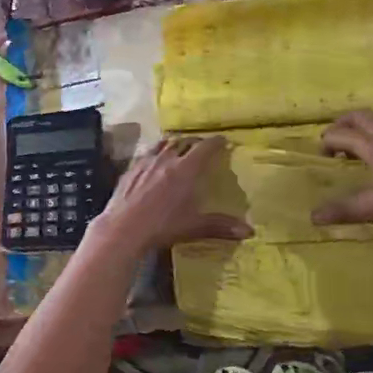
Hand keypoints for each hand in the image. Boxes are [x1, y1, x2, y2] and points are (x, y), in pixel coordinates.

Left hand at [86, 136, 249, 260]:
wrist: (123, 228)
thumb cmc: (162, 226)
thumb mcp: (194, 226)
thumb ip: (220, 226)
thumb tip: (249, 232)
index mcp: (186, 169)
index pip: (205, 148)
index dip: (216, 142)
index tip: (223, 141)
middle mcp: (165, 159)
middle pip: (183, 142)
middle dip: (195, 141)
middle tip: (202, 144)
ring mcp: (144, 163)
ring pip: (161, 144)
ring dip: (173, 143)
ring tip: (178, 146)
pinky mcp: (129, 170)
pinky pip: (145, 154)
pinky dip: (154, 152)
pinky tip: (153, 160)